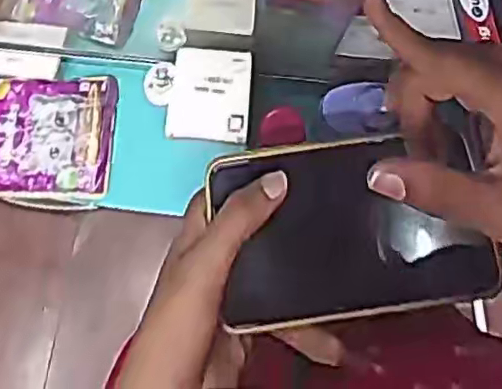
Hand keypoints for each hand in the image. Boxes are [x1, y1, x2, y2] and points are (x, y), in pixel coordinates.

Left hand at [115, 173, 342, 387]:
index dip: (250, 176)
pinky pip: (282, 317)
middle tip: (319, 218)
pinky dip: (305, 326)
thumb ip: (237, 220)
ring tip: (332, 283)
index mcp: (197, 235)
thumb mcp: (205, 265)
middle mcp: (213, 260)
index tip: (284, 166)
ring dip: (302, 283)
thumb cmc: (169, 332)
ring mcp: (230, 295)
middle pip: (255, 229)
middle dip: (286, 226)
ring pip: (273, 274)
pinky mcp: (245, 330)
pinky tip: (324, 335)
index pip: (224, 189)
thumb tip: (272, 181)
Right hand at [363, 0, 501, 385]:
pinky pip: (460, 70)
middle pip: (432, 65)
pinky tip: (448, 133)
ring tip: (434, 150)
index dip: (396, 29)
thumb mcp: (494, 210)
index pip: (436, 57)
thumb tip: (377, 173)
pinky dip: (442, 95)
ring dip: (425, 101)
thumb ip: (434, 187)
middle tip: (419, 156)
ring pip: (443, 65)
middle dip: (411, 104)